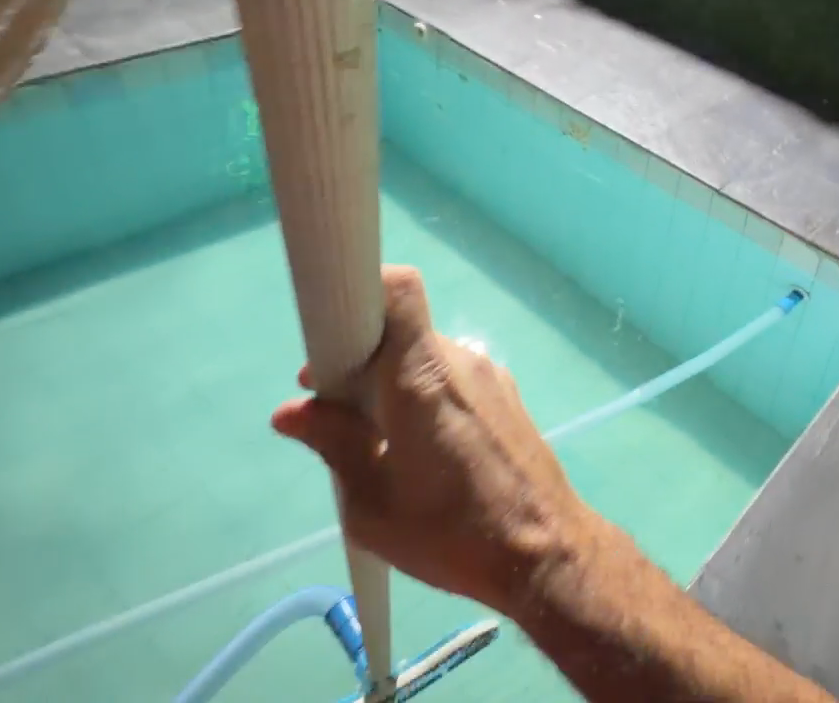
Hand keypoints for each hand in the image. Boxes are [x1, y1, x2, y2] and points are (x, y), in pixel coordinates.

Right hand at [272, 267, 595, 612]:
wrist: (546, 550)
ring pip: (426, 354)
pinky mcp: (507, 393)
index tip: (330, 334)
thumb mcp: (372, 505)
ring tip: (372, 436)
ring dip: (391, 378)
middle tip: (331, 406)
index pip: (399, 289)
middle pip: (402, 329)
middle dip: (359, 355)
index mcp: (423, 376)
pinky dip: (424, 391)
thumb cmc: (451, 532)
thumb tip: (292, 412)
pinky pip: (452, 374)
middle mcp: (461, 360)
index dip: (362, 289)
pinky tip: (418, 444)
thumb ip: (333, 446)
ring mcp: (490, 374)